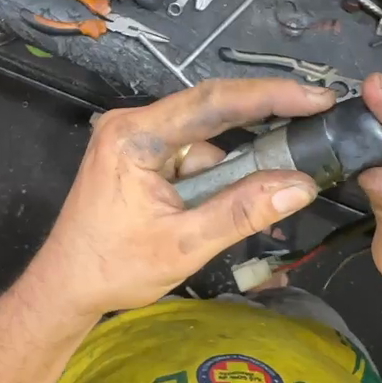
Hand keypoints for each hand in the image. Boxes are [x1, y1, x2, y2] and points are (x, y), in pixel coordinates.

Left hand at [22, 78, 337, 320]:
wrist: (66, 286)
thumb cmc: (113, 268)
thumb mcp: (183, 245)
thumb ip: (241, 212)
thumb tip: (299, 187)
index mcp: (135, 137)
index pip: (212, 103)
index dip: (270, 96)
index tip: (315, 97)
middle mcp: (132, 124)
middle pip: (210, 113)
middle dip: (262, 122)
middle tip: (315, 121)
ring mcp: (133, 138)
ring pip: (203, 141)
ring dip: (230, 169)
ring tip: (233, 206)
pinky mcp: (138, 156)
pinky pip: (189, 156)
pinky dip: (210, 178)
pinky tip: (206, 209)